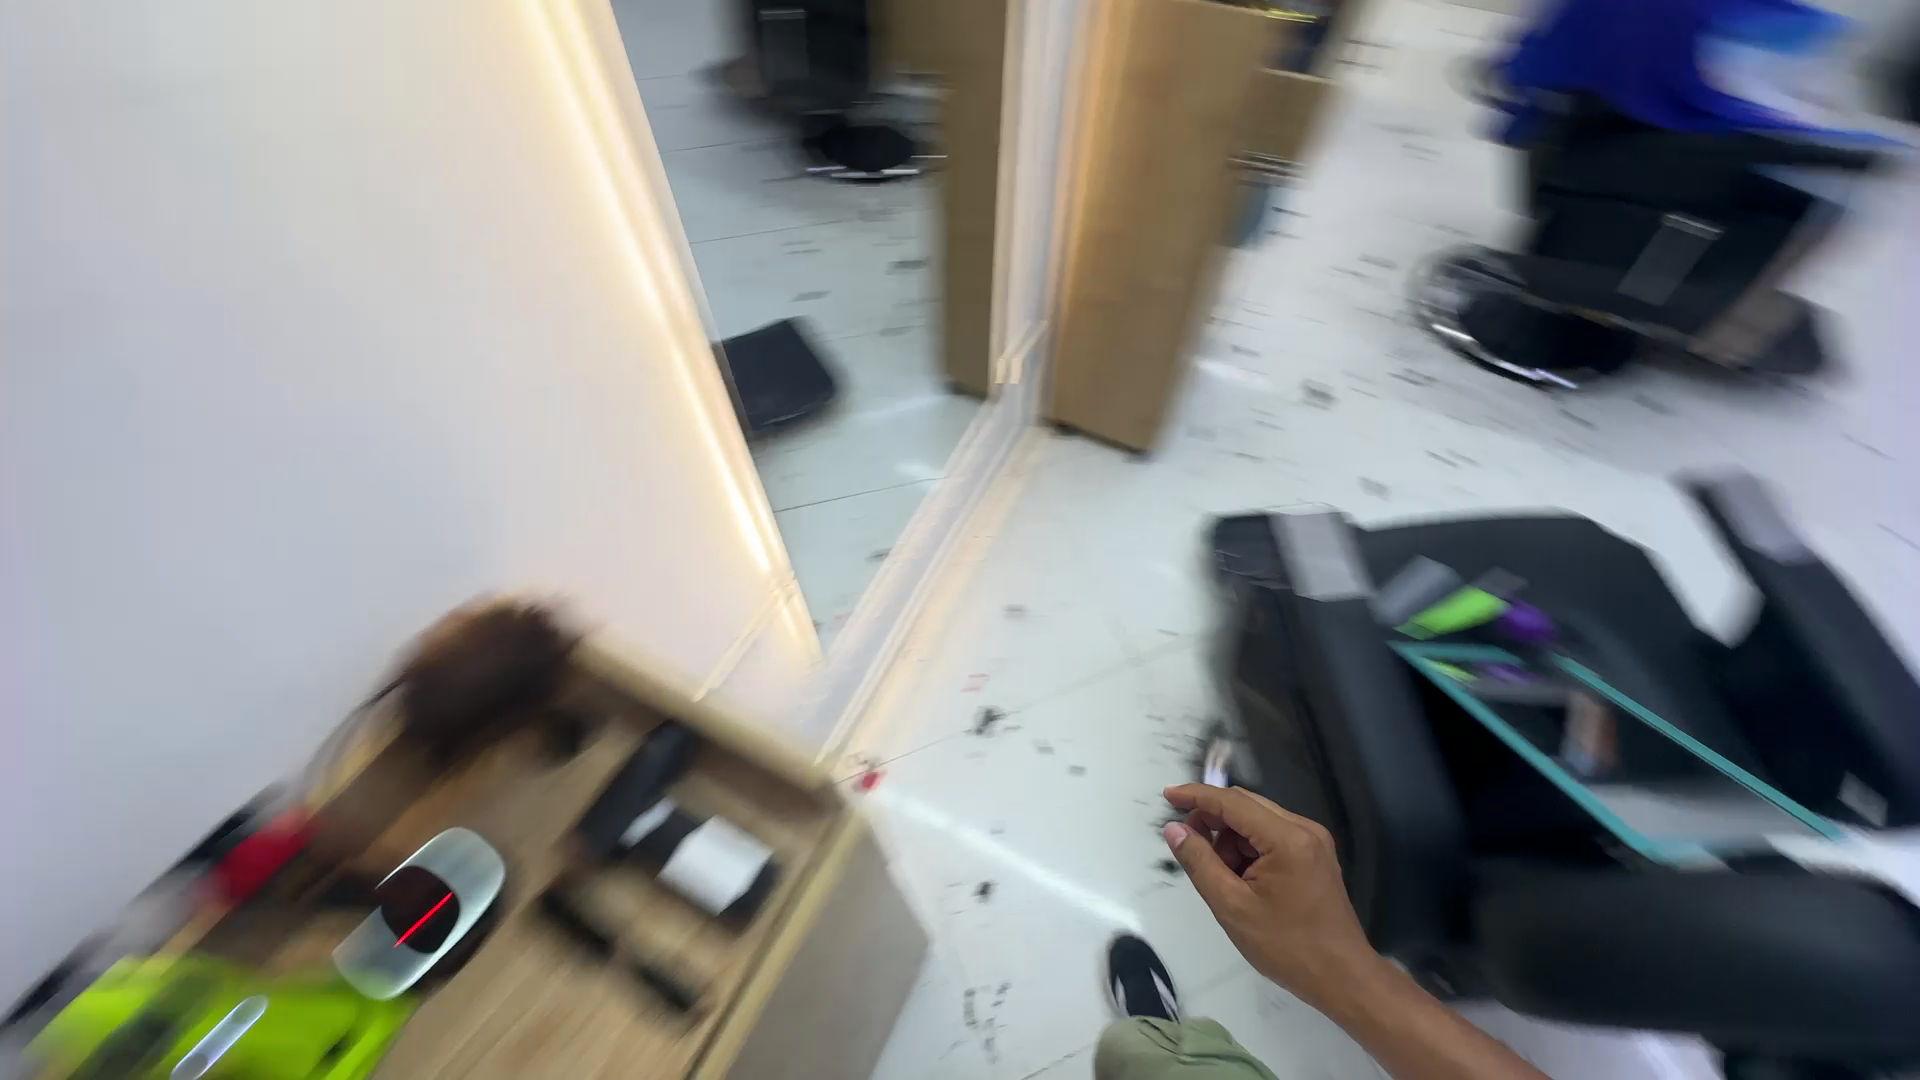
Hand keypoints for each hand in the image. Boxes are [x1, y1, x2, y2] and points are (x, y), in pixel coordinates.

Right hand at [1162, 784, 1383, 1007]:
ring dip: (1230, 838)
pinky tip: (1242, 879)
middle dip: (1212, 819)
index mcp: (1286, 838)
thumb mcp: (1232, 906)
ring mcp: (1313, 841)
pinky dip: (1248, 848)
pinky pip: (1271, 835)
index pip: (1232, 802)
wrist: (1345, 981)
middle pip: (1245, 805)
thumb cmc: (1287, 946)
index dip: (1196, 795)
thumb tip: (1175, 829)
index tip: (1168, 796)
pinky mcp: (1314, 855)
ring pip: (1256, 820)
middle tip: (1189, 844)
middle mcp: (1304, 829)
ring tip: (1222, 876)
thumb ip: (1199, 861)